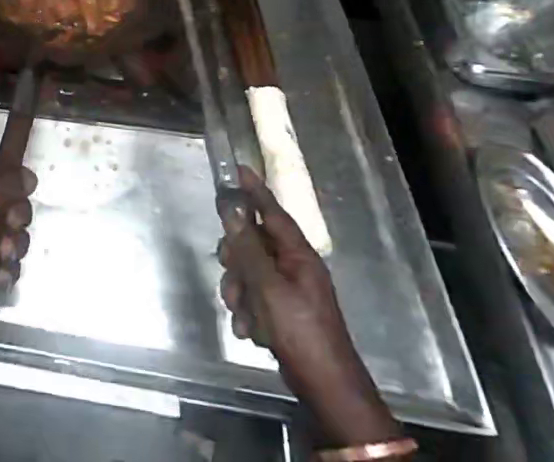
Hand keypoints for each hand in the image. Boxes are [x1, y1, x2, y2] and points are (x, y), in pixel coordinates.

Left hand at [0, 159, 35, 310]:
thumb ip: (6, 185)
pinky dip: (6, 270)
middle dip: (19, 217)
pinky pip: (14, 265)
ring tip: (0, 254)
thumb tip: (30, 177)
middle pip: (20, 206)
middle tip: (10, 223)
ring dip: (13, 246)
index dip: (17, 177)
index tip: (26, 187)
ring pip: (20, 237)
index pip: (5, 170)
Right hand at [219, 167, 399, 447]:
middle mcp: (293, 265)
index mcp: (297, 253)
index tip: (237, 168)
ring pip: (248, 272)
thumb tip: (231, 207)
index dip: (254, 190)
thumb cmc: (300, 330)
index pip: (271, 211)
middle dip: (236, 260)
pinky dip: (248, 312)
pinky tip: (250, 331)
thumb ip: (247, 246)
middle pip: (252, 243)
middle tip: (228, 270)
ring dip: (239, 291)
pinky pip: (253, 297)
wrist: (324, 385)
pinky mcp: (282, 311)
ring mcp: (288, 289)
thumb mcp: (267, 286)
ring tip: (243, 314)